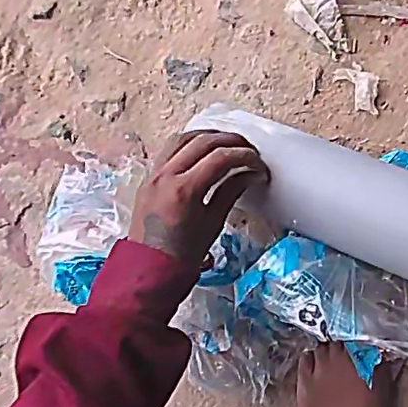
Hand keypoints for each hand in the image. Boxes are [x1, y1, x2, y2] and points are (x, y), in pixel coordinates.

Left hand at [128, 131, 268, 264]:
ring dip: (208, 137)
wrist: (149, 270)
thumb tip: (248, 174)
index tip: (258, 164)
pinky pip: (169, 150)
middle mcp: (166, 176)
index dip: (245, 157)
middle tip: (248, 149)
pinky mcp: (149, 179)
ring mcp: (154, 175)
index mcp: (184, 190)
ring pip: (183, 139)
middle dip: (230, 141)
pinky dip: (189, 145)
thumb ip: (230, 192)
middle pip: (203, 142)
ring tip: (227, 144)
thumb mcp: (212, 223)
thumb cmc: (182, 255)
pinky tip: (202, 152)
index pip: (221, 158)